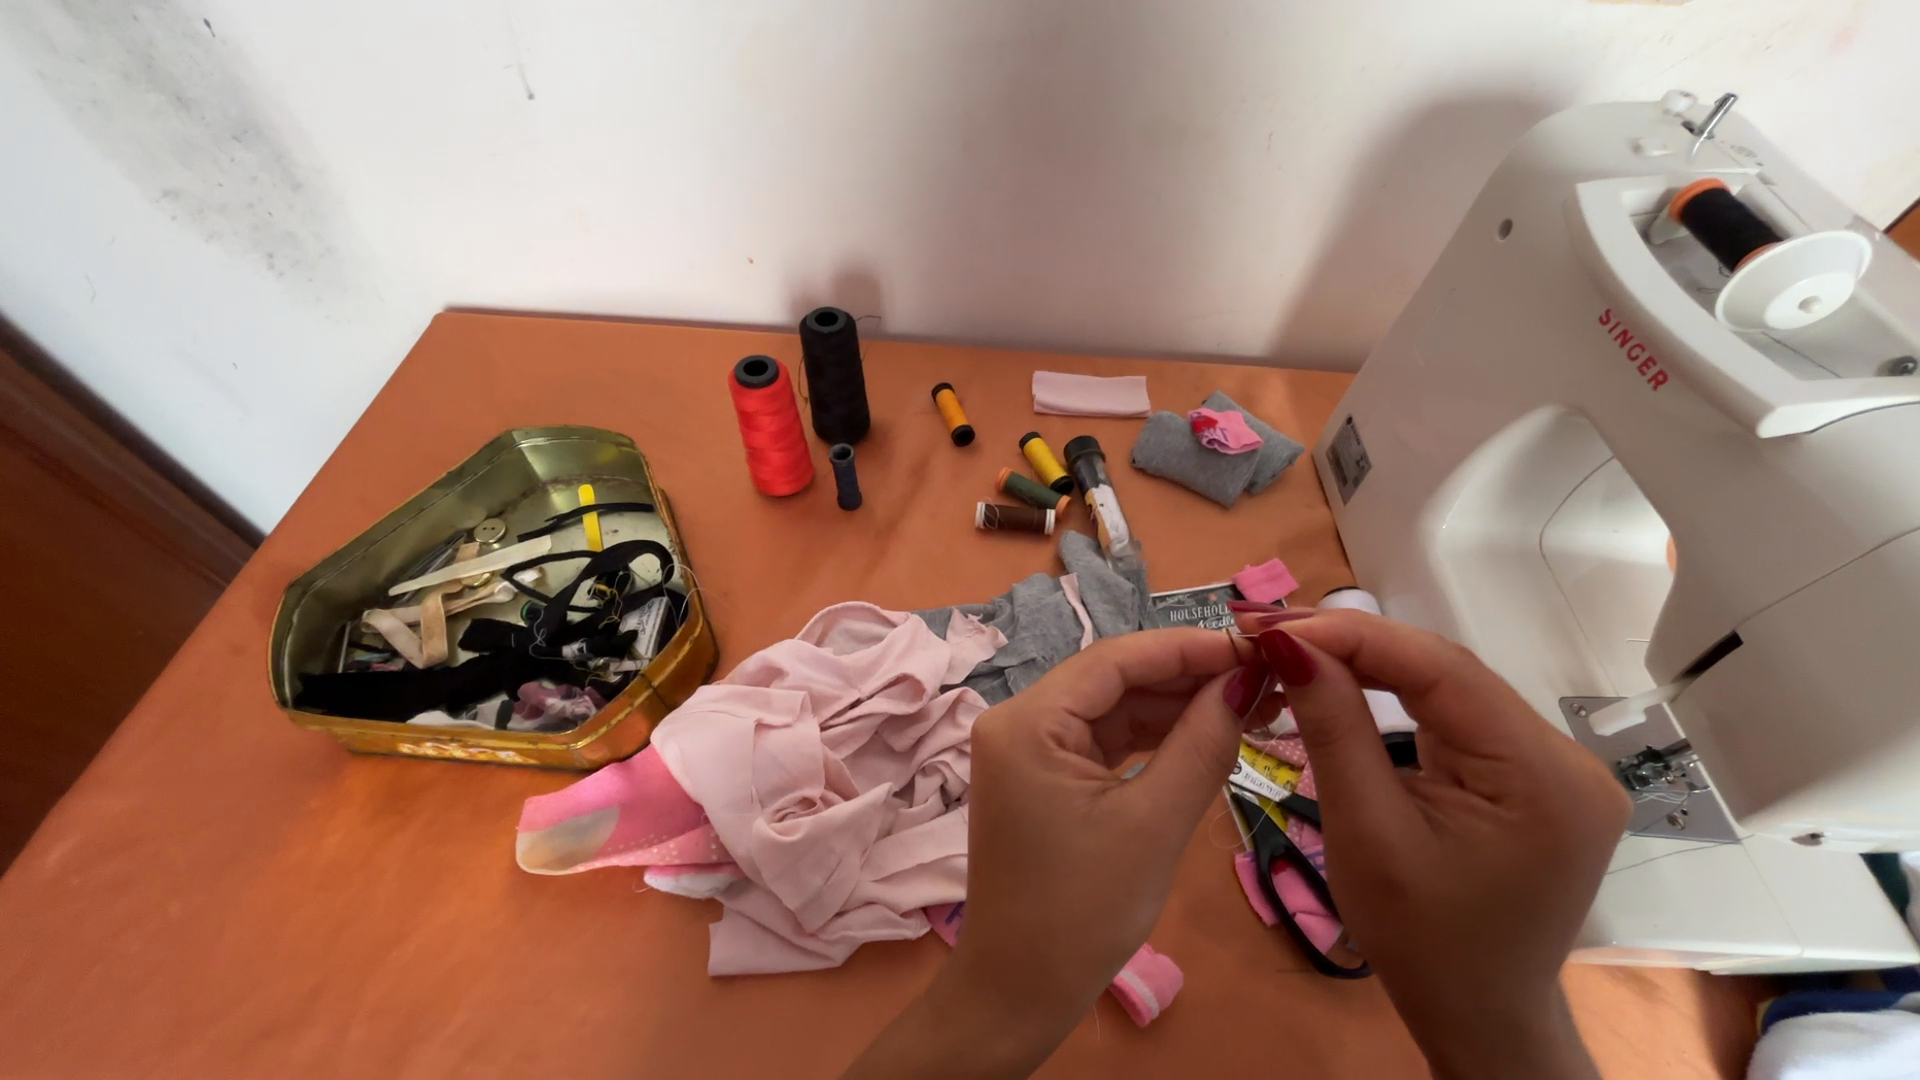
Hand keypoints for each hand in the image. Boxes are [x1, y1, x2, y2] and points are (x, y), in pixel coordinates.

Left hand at [843, 628, 1276, 1078]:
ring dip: (1175, 706)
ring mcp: (1027, 747)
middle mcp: (1018, 720)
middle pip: (1113, 679)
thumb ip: (1202, 744)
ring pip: (1112, 706)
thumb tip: (1243, 681)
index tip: (1252, 647)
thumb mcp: (1154, 824)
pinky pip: (1104, 738)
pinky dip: (1152, 736)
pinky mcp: (1042, 773)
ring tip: (1248, 701)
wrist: (1021, 989)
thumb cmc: (1083, 912)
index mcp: (1027, 721)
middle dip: (1187, 677)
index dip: (1186, 648)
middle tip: (1262, 676)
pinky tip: (1205, 731)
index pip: (1114, 660)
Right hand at [1243, 608, 1629, 1079]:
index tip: (1269, 623)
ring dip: (1363, 661)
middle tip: (1266, 629)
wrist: (1477, 1016)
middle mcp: (1562, 756)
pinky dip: (1386, 692)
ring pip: (1442, 684)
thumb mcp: (1365, 830)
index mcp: (1541, 776)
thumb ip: (1332, 727)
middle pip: (1443, 669)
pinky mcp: (1524, 771)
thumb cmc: (1419, 940)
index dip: (1350, 634)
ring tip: (1289, 646)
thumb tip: (1286, 643)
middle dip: (1350, 642)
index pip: (1438, 668)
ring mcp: (1549, 763)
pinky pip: (1448, 712)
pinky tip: (1339, 678)